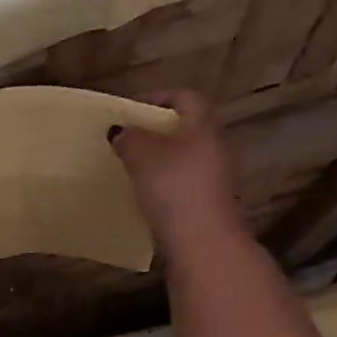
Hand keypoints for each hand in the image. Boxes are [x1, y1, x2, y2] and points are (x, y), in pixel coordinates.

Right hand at [110, 90, 243, 245]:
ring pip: (184, 156)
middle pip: (185, 127)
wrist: (202, 240)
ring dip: (159, 159)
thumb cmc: (173, 187)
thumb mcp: (142, 156)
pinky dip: (165, 183)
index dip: (156, 97)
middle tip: (127, 140)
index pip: (184, 96)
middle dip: (156, 131)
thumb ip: (129, 138)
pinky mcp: (208, 202)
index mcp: (203, 124)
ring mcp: (215, 176)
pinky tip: (146, 195)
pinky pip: (183, 182)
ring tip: (131, 169)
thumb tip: (121, 130)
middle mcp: (215, 145)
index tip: (129, 111)